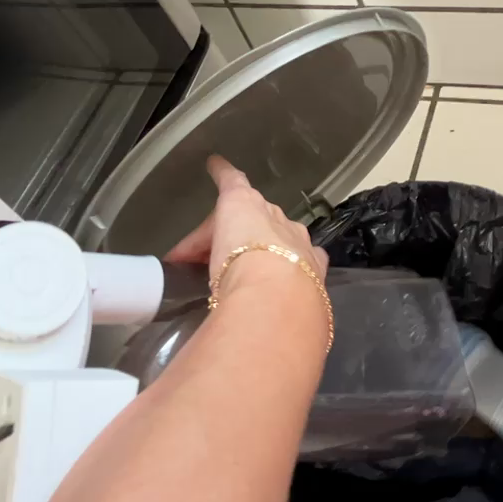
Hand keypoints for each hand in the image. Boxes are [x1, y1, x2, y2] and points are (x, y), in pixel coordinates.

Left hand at [165, 156, 328, 300]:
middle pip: (265, 233)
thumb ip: (299, 315)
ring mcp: (265, 216)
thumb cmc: (288, 307)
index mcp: (307, 261)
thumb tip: (301, 336)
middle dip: (246, 245)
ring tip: (195, 249)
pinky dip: (222, 173)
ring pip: (242, 221)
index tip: (277, 262)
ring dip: (221, 233)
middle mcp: (291, 234)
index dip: (283, 257)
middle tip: (221, 265)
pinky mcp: (239, 198)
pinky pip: (231, 181)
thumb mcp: (300, 312)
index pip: (295, 252)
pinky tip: (213, 165)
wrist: (277, 289)